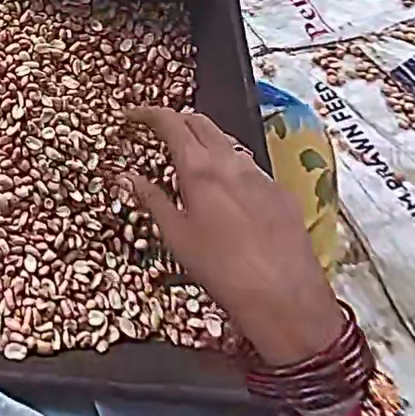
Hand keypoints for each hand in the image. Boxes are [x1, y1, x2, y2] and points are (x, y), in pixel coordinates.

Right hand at [123, 107, 345, 364]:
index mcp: (199, 169)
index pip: (170, 122)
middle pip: (201, 121)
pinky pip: (249, 164)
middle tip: (157, 131)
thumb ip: (151, 199)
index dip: (148, 113)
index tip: (133, 115)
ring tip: (189, 159)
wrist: (287, 302)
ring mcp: (261, 176)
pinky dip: (228, 162)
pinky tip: (224, 188)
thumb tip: (127, 176)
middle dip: (176, 119)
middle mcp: (231, 163)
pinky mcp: (282, 193)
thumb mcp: (175, 235)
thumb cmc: (221, 270)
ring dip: (203, 139)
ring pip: (227, 141)